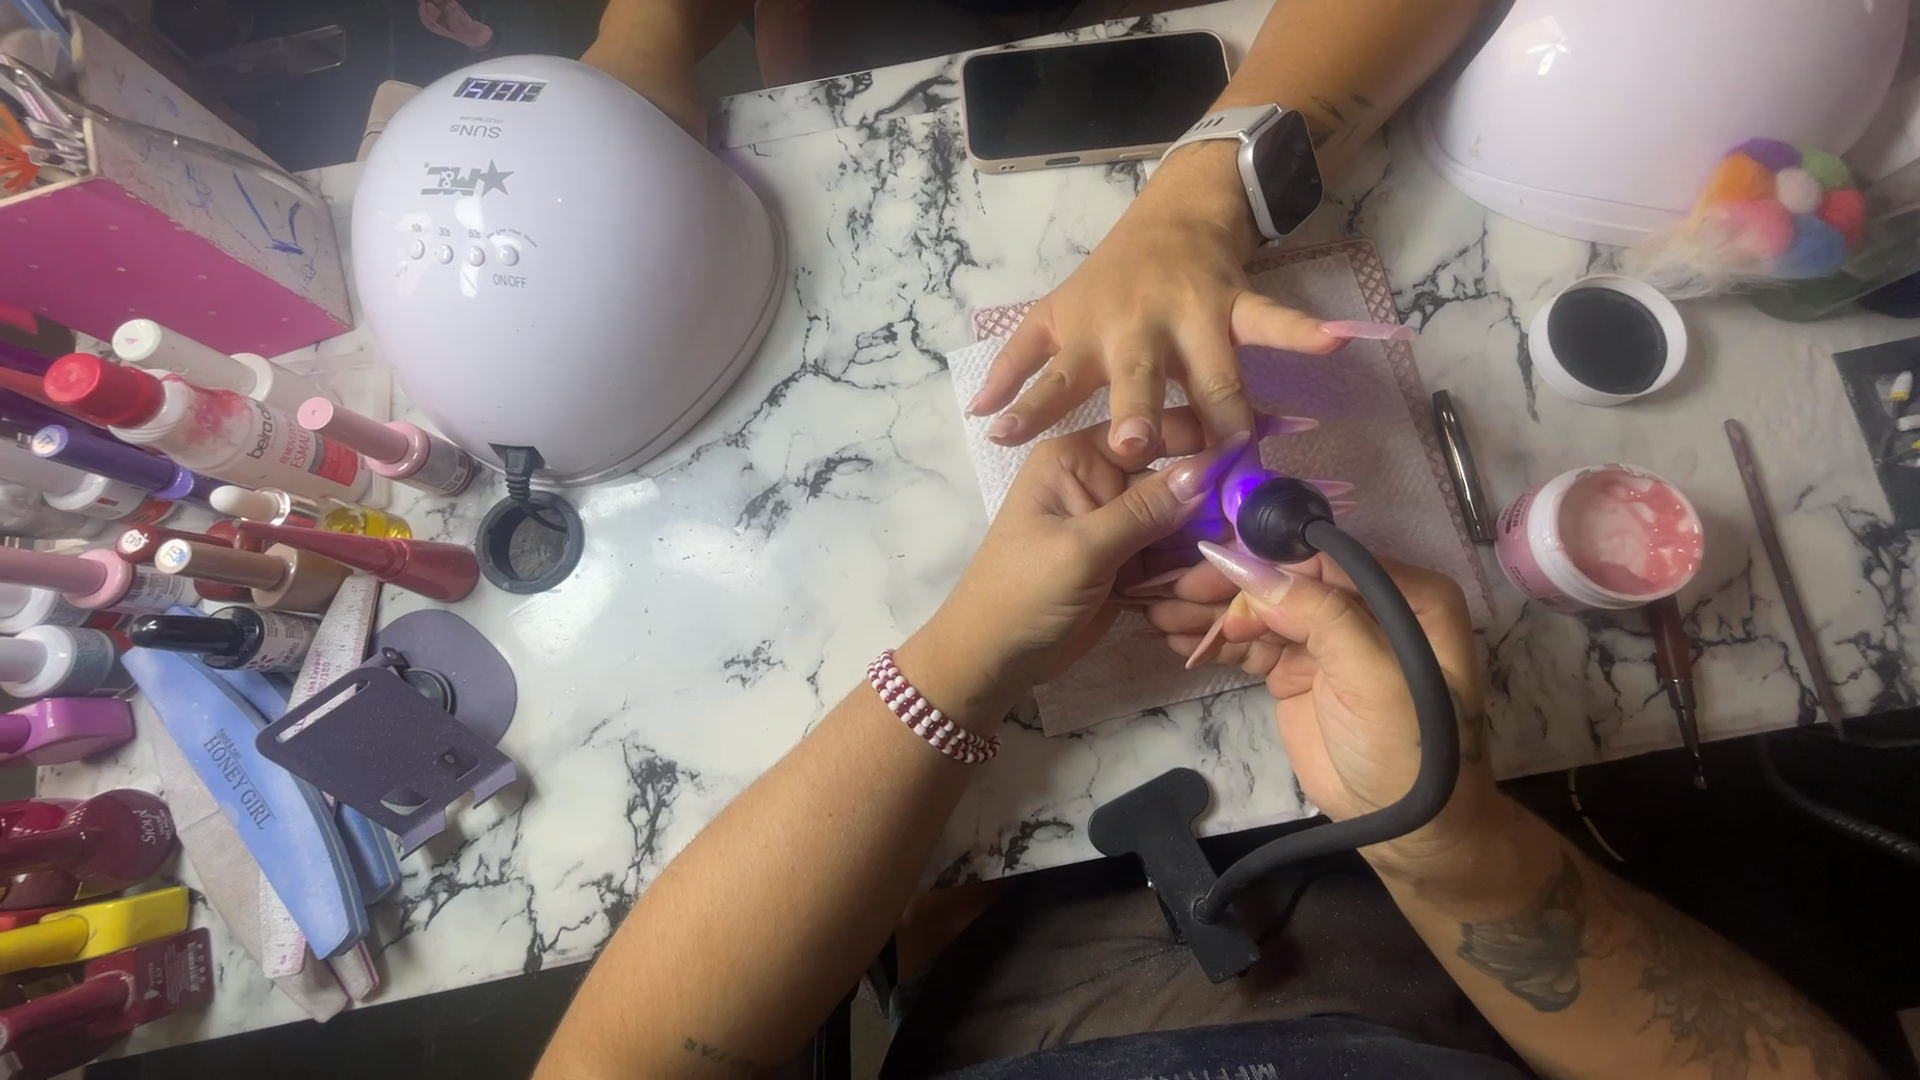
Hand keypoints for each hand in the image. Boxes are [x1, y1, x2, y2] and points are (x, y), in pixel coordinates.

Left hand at [902, 412, 1247, 727]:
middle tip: (1247, 539)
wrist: (994, 658)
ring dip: (1200, 551)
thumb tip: (1208, 468)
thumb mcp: (1082, 548)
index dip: (1203, 447)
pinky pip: (1169, 558)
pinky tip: (1203, 592)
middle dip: (1208, 512)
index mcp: (1076, 458)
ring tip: (1223, 576)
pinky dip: (1185, 575)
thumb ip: (1145, 510)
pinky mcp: (1124, 561)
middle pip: (1174, 482)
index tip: (1254, 466)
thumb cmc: (1022, 593)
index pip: (1151, 434)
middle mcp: (1098, 481)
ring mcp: (1113, 524)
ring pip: (1178, 525)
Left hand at [964, 144, 1345, 454]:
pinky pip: (1271, 320)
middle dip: (1137, 410)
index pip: (1053, 378)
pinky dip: (1300, 329)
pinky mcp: (1236, 302)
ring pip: (1211, 368)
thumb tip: (978, 414)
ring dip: (1226, 405)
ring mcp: (1190, 315)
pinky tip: (1334, 341)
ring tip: (1241, 447)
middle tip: (1136, 447)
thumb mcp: (1050, 319)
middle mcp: (1136, 329)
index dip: (1028, 406)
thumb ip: (1016, 367)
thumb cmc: (1104, 286)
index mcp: (1089, 338)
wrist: (1171, 217)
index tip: (1003, 437)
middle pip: (1137, 376)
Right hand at [1144, 546, 1502, 872]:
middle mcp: (1363, 606)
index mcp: (1404, 595)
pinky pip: (1249, 643)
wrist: (1404, 828)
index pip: (1320, 560)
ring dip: (1209, 614)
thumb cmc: (1409, 751)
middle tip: (1173, 594)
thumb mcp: (1373, 676)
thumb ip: (1319, 615)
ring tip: (1160, 615)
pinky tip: (1179, 638)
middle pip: (1281, 582)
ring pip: (1258, 611)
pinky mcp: (1294, 666)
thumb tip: (1249, 569)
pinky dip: (1214, 642)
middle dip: (1224, 588)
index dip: (1262, 563)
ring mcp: (1325, 637)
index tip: (1207, 568)